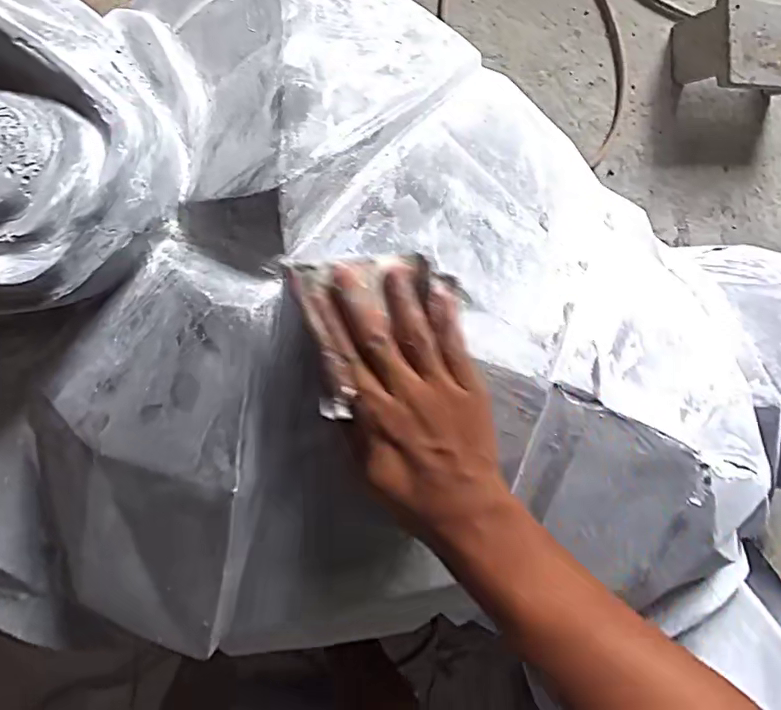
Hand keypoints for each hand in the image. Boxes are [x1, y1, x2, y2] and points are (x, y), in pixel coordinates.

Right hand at [292, 261, 514, 545]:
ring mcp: (439, 385)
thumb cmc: (411, 495)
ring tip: (392, 269)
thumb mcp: (366, 472)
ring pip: (416, 335)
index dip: (324, 323)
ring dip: (402, 300)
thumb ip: (351, 428)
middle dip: (356, 302)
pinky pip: (455, 346)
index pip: (343, 357)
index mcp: (375, 412)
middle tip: (343, 270)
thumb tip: (335, 390)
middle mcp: (404, 391)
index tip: (311, 294)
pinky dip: (446, 317)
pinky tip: (439, 291)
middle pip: (375, 339)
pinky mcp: (468, 386)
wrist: (470, 512)